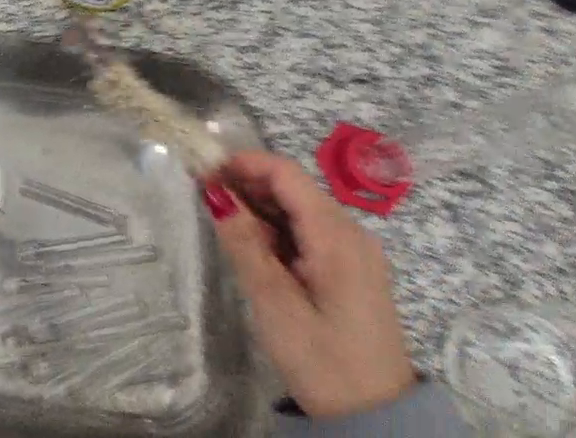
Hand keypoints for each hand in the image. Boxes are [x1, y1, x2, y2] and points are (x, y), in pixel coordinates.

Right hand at [203, 150, 415, 419]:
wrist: (375, 418)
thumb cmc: (322, 359)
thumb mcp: (273, 301)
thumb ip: (244, 242)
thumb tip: (214, 192)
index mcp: (338, 237)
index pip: (286, 173)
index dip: (241, 163)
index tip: (200, 172)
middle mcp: (351, 234)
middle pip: (292, 187)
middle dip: (244, 183)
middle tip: (201, 197)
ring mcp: (354, 251)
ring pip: (297, 207)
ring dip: (257, 206)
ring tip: (220, 221)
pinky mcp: (349, 269)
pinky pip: (306, 230)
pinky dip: (274, 227)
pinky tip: (251, 245)